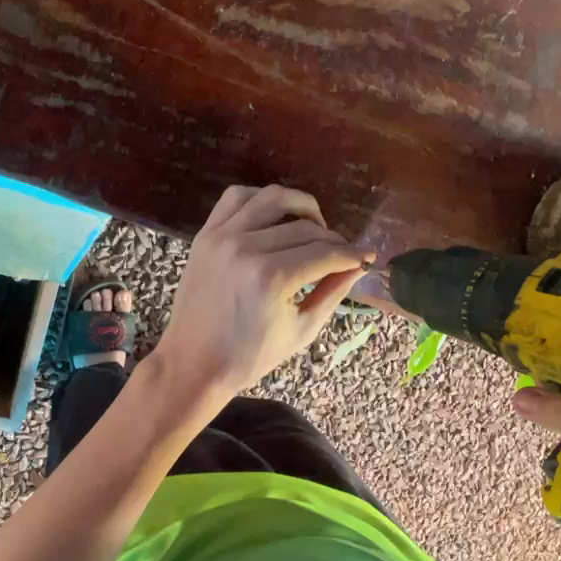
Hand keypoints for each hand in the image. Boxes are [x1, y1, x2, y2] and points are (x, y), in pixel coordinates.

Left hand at [152, 185, 371, 396]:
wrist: (193, 363)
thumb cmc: (249, 357)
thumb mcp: (301, 331)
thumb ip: (332, 293)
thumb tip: (358, 266)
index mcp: (272, 279)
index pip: (325, 254)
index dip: (352, 255)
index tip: (367, 257)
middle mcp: (247, 249)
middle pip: (305, 228)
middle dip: (332, 240)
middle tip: (342, 255)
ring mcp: (222, 237)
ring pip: (274, 199)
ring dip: (302, 207)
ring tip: (314, 225)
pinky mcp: (205, 234)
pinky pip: (237, 197)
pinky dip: (262, 199)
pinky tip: (276, 216)